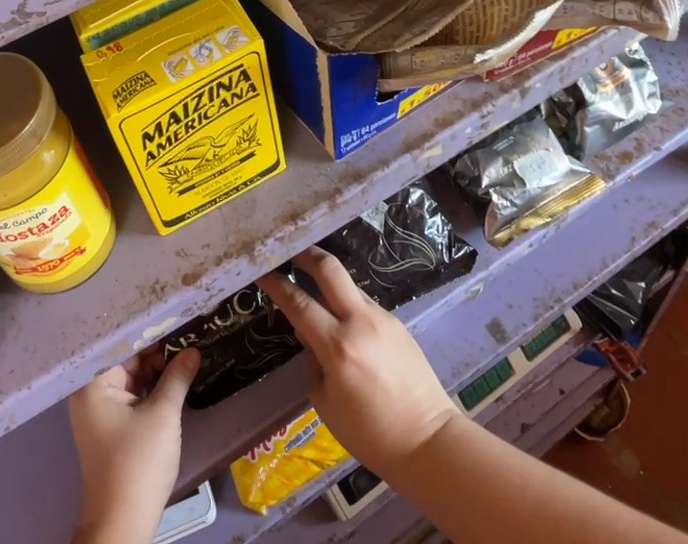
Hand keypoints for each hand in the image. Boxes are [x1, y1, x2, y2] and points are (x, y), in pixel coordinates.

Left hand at [67, 347, 199, 543]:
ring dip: (157, 366)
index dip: (149, 328)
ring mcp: (102, 409)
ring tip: (189, 345)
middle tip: (190, 329)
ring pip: (132, 375)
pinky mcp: (113, 425)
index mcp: (92, 383)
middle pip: (126, 357)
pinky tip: (177, 374)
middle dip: (157, 346)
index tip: (176, 311)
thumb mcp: (163, 414)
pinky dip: (153, 385)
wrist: (122, 520)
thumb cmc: (138, 462)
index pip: (120, 342)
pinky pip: (134, 394)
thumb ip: (177, 376)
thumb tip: (193, 350)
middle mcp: (91, 391)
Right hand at [257, 247, 458, 476]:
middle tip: (288, 248)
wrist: (427, 440)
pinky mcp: (398, 324)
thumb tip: (307, 332)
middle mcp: (361, 322)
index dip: (275, 283)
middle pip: (330, 269)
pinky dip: (347, 304)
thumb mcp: (325, 402)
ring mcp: (383, 318)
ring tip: (311, 285)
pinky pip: (365, 305)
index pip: (298, 302)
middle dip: (306, 253)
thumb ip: (312, 360)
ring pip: (349, 285)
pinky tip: (342, 319)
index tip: (260, 270)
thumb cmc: (369, 432)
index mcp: (338, 346)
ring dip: (329, 281)